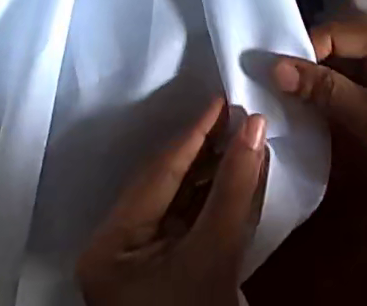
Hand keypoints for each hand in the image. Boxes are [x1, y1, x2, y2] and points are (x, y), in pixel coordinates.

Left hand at [77, 98, 266, 305]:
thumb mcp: (214, 252)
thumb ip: (233, 186)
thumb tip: (256, 123)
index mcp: (110, 241)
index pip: (159, 171)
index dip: (196, 133)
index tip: (226, 98)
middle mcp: (118, 244)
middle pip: (168, 181)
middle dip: (209, 149)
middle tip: (242, 114)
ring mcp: (140, 258)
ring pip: (182, 197)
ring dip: (216, 169)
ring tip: (247, 136)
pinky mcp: (164, 268)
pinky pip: (191, 218)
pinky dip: (217, 196)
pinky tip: (242, 172)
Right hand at [272, 22, 366, 239]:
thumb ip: (327, 91)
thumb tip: (275, 66)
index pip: (333, 34)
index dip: (298, 50)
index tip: (257, 70)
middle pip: (334, 52)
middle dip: (300, 69)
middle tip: (255, 87)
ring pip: (338, 78)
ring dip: (310, 91)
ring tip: (266, 103)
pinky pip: (349, 100)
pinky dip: (326, 109)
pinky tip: (296, 120)